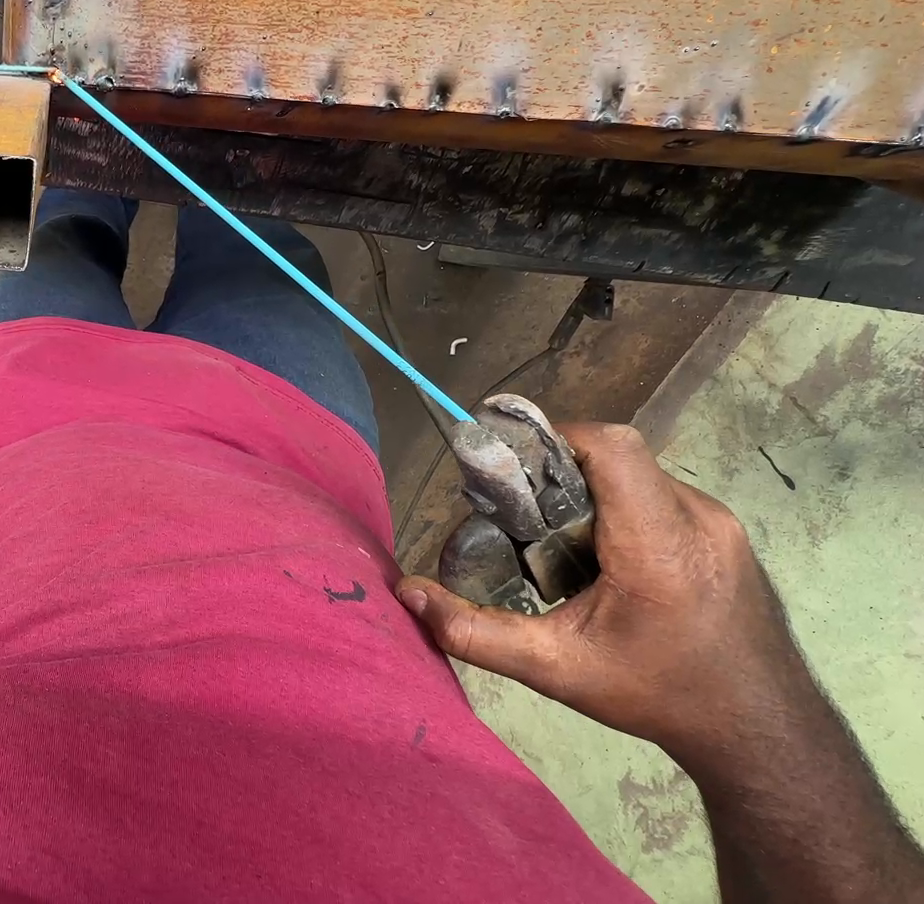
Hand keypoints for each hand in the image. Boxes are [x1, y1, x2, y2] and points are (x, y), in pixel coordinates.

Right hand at [396, 423, 810, 762]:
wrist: (766, 735)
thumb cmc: (659, 696)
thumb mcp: (554, 669)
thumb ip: (474, 631)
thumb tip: (407, 593)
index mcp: (660, 546)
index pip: (612, 448)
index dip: (553, 439)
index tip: (509, 467)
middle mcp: (698, 520)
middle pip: (612, 458)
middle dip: (554, 473)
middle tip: (516, 516)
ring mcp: (717, 525)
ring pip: (631, 475)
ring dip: (582, 491)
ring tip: (550, 539)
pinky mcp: (721, 535)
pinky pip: (653, 494)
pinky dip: (611, 507)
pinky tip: (593, 555)